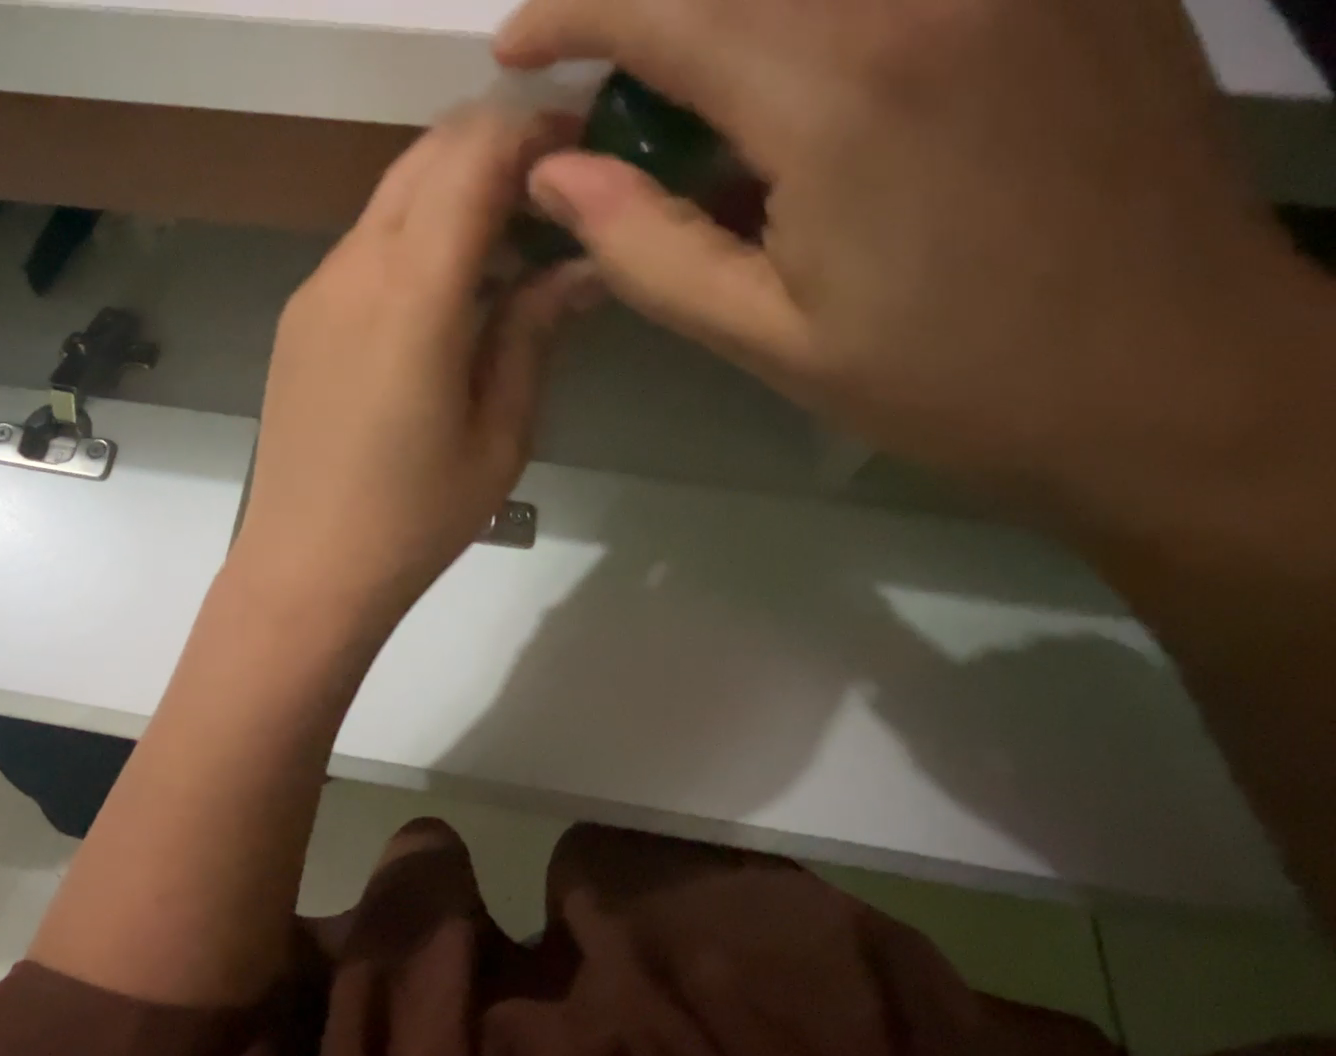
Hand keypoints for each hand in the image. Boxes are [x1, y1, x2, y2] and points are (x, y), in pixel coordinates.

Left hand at [229, 105, 600, 625]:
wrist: (305, 570)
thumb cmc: (415, 517)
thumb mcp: (501, 432)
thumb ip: (534, 332)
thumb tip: (579, 266)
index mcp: (412, 290)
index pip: (473, 155)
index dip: (533, 132)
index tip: (586, 152)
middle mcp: (353, 267)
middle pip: (428, 157)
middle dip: (497, 151)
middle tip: (558, 197)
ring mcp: (316, 290)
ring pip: (392, 198)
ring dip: (455, 195)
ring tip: (513, 249)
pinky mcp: (299, 318)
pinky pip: (365, 246)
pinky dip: (417, 237)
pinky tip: (450, 295)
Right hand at [497, 0, 1332, 535]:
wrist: (1175, 378)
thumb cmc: (951, 380)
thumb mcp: (768, 338)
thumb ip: (646, 247)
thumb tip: (554, 174)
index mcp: (838, 87)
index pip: (664, 4)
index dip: (571, 13)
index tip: (519, 46)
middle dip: (649, 12)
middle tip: (617, 90)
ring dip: (735, 21)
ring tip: (714, 107)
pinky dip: (823, 20)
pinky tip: (823, 93)